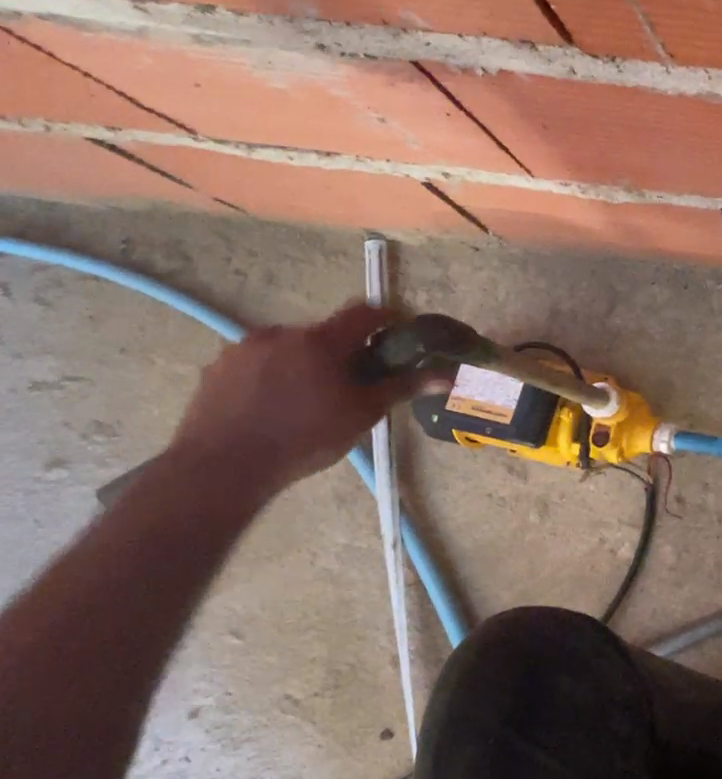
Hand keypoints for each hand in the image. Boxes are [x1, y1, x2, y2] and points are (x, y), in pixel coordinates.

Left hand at [166, 303, 442, 496]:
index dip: (386, 319)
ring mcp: (244, 349)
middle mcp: (281, 334)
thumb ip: (402, 387)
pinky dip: (275, 376)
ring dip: (306, 363)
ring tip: (311, 399)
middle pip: (325, 333)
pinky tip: (277, 407)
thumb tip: (448, 376)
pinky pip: (258, 363)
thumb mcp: (364, 413)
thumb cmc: (306, 436)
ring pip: (289, 348)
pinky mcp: (217, 368)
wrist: (223, 465)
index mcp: (321, 340)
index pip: (363, 313)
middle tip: (355, 381)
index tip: (398, 335)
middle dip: (343, 351)